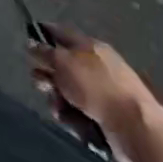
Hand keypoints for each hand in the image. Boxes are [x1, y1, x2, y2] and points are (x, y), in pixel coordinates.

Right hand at [29, 24, 157, 134]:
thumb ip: (45, 53)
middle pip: (61, 67)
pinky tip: (73, 123)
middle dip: (48, 77)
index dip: (43, 35)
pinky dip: (72, 118)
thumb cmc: (97, 87)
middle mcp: (95, 66)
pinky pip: (78, 113)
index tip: (27, 43)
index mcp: (90, 46)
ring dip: (58, 100)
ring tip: (59, 110)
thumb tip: (31, 43)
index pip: (61, 33)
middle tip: (43, 86)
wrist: (135, 128)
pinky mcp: (104, 117)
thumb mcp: (64, 63)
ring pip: (67, 92)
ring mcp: (101, 92)